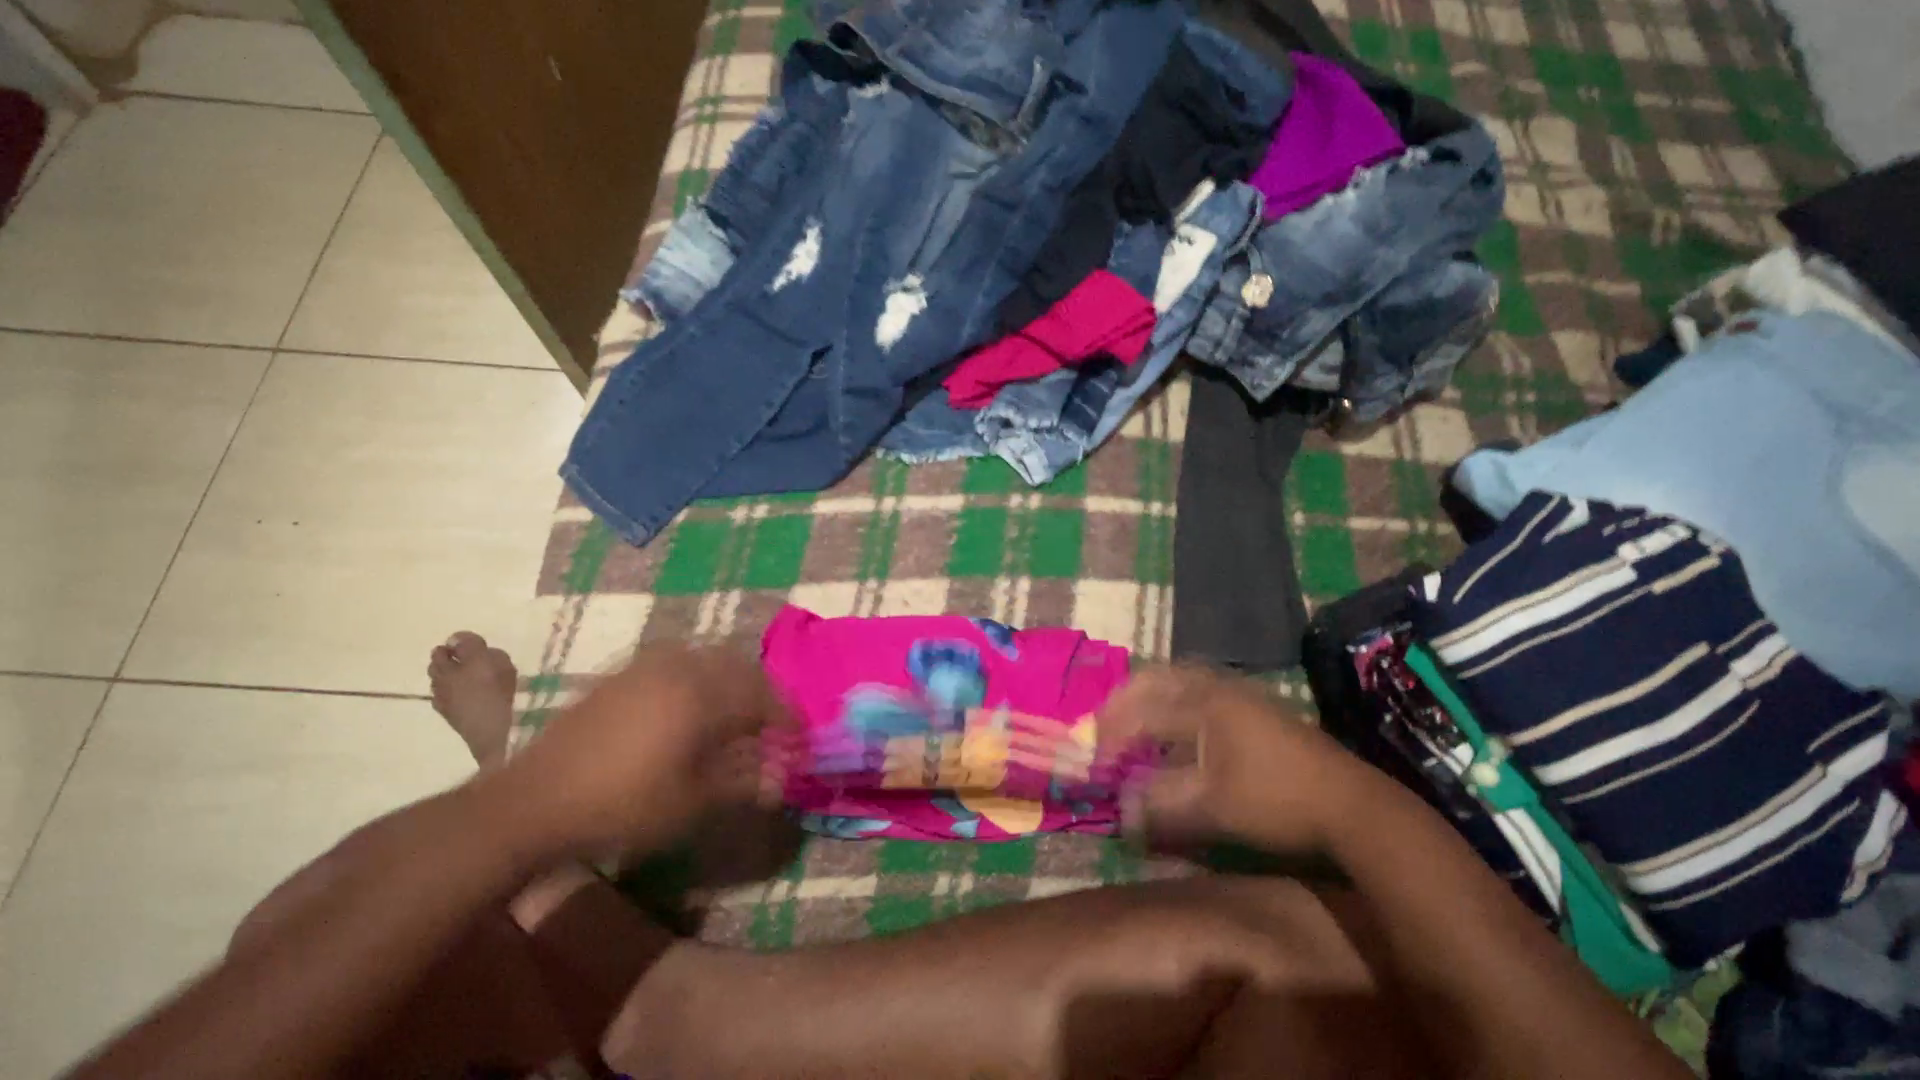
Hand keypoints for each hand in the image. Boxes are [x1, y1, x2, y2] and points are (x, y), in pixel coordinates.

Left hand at [493, 643, 789, 860]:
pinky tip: (690, 709)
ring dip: (729, 682)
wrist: (537, 801)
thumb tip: (780, 781)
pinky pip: (675, 664)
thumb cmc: (624, 805)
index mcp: (702, 695)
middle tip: (772, 725)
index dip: (786, 719)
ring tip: (735, 715)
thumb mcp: (693, 802)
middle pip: (737, 668)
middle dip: (762, 694)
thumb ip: (743, 784)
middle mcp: (678, 668)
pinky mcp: (619, 676)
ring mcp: (645, 667)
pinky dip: (697, 679)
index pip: (763, 696)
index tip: (798, 741)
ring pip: (705, 659)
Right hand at [1098, 666, 1370, 851]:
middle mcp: (1218, 689)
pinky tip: (1175, 736)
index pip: (1140, 712)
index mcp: (1203, 705)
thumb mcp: (1211, 808)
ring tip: (1133, 729)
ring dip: (1150, 701)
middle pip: (1157, 679)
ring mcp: (1241, 696)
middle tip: (1104, 731)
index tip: (1096, 766)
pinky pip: (1199, 693)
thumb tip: (1120, 808)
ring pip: (1181, 683)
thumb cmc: (1276, 801)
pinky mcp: (1256, 711)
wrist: (1350, 805)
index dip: (1111, 737)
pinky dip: (1175, 706)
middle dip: (1124, 703)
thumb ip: (1159, 805)